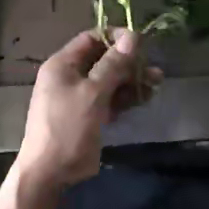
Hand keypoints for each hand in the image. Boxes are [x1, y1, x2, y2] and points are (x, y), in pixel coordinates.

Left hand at [15, 29, 160, 193]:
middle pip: (104, 60)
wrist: (52, 172)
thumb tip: (133, 36)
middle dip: (130, 62)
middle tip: (152, 68)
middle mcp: (71, 76)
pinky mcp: (91, 115)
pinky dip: (128, 97)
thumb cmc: (68, 127)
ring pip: (111, 80)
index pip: (92, 38)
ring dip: (133, 80)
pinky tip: (146, 97)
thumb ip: (113, 64)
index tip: (141, 43)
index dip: (116, 38)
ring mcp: (81, 97)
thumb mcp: (92, 92)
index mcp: (63, 65)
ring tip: (156, 83)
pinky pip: (112, 99)